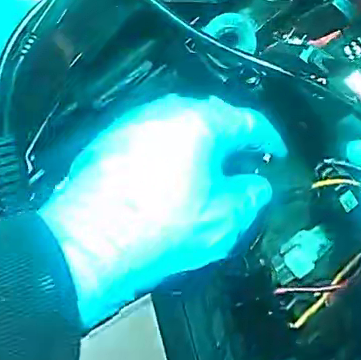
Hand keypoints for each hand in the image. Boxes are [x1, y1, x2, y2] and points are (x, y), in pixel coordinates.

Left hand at [40, 95, 285, 328]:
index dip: (269, 140)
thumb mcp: (223, 220)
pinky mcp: (111, 140)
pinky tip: (172, 182)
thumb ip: (252, 196)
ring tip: (210, 176)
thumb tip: (257, 188)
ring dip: (201, 146)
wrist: (85, 248)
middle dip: (235, 141)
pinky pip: (154, 138)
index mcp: (200, 121)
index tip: (275, 154)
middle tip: (247, 163)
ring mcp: (135, 123)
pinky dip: (170, 154)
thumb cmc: (150, 232)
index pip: (250, 121)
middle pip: (215, 117)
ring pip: (182, 126)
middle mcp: (167, 111)